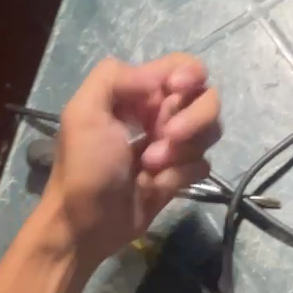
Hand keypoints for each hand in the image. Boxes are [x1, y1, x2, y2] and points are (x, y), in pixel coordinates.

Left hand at [41, 54, 220, 266]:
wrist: (85, 225)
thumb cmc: (82, 168)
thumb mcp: (84, 113)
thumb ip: (116, 78)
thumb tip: (161, 78)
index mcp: (138, 92)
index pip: (183, 67)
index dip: (189, 76)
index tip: (175, 92)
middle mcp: (161, 114)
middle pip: (206, 100)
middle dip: (191, 120)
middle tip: (164, 137)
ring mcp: (174, 146)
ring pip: (209, 133)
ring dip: (182, 151)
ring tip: (149, 166)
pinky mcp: (179, 175)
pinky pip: (201, 166)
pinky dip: (179, 175)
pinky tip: (153, 185)